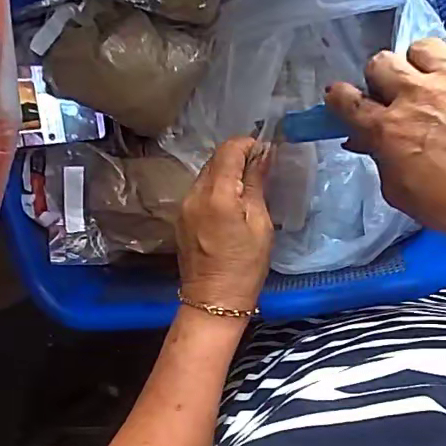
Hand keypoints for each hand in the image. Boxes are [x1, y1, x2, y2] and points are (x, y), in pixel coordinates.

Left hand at [176, 134, 272, 313]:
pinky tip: (229, 204)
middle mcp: (194, 194)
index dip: (248, 144)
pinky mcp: (181, 218)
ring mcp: (184, 206)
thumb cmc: (245, 267)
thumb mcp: (260, 224)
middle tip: (259, 169)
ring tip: (246, 188)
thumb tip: (262, 154)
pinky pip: (199, 192)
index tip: (265, 152)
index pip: (228, 150)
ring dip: (225, 173)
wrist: (212, 301)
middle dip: (237, 158)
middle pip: (214, 160)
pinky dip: (215, 189)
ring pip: (205, 174)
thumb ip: (256, 184)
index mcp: (216, 194)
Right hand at [325, 21, 445, 246]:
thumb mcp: (398, 191)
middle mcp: (417, 94)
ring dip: (425, 62)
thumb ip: (379, 158)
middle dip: (383, 77)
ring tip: (437, 80)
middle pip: (381, 62)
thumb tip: (366, 140)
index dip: (341, 97)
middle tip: (396, 94)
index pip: (347, 99)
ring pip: (424, 45)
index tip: (344, 98)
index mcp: (388, 128)